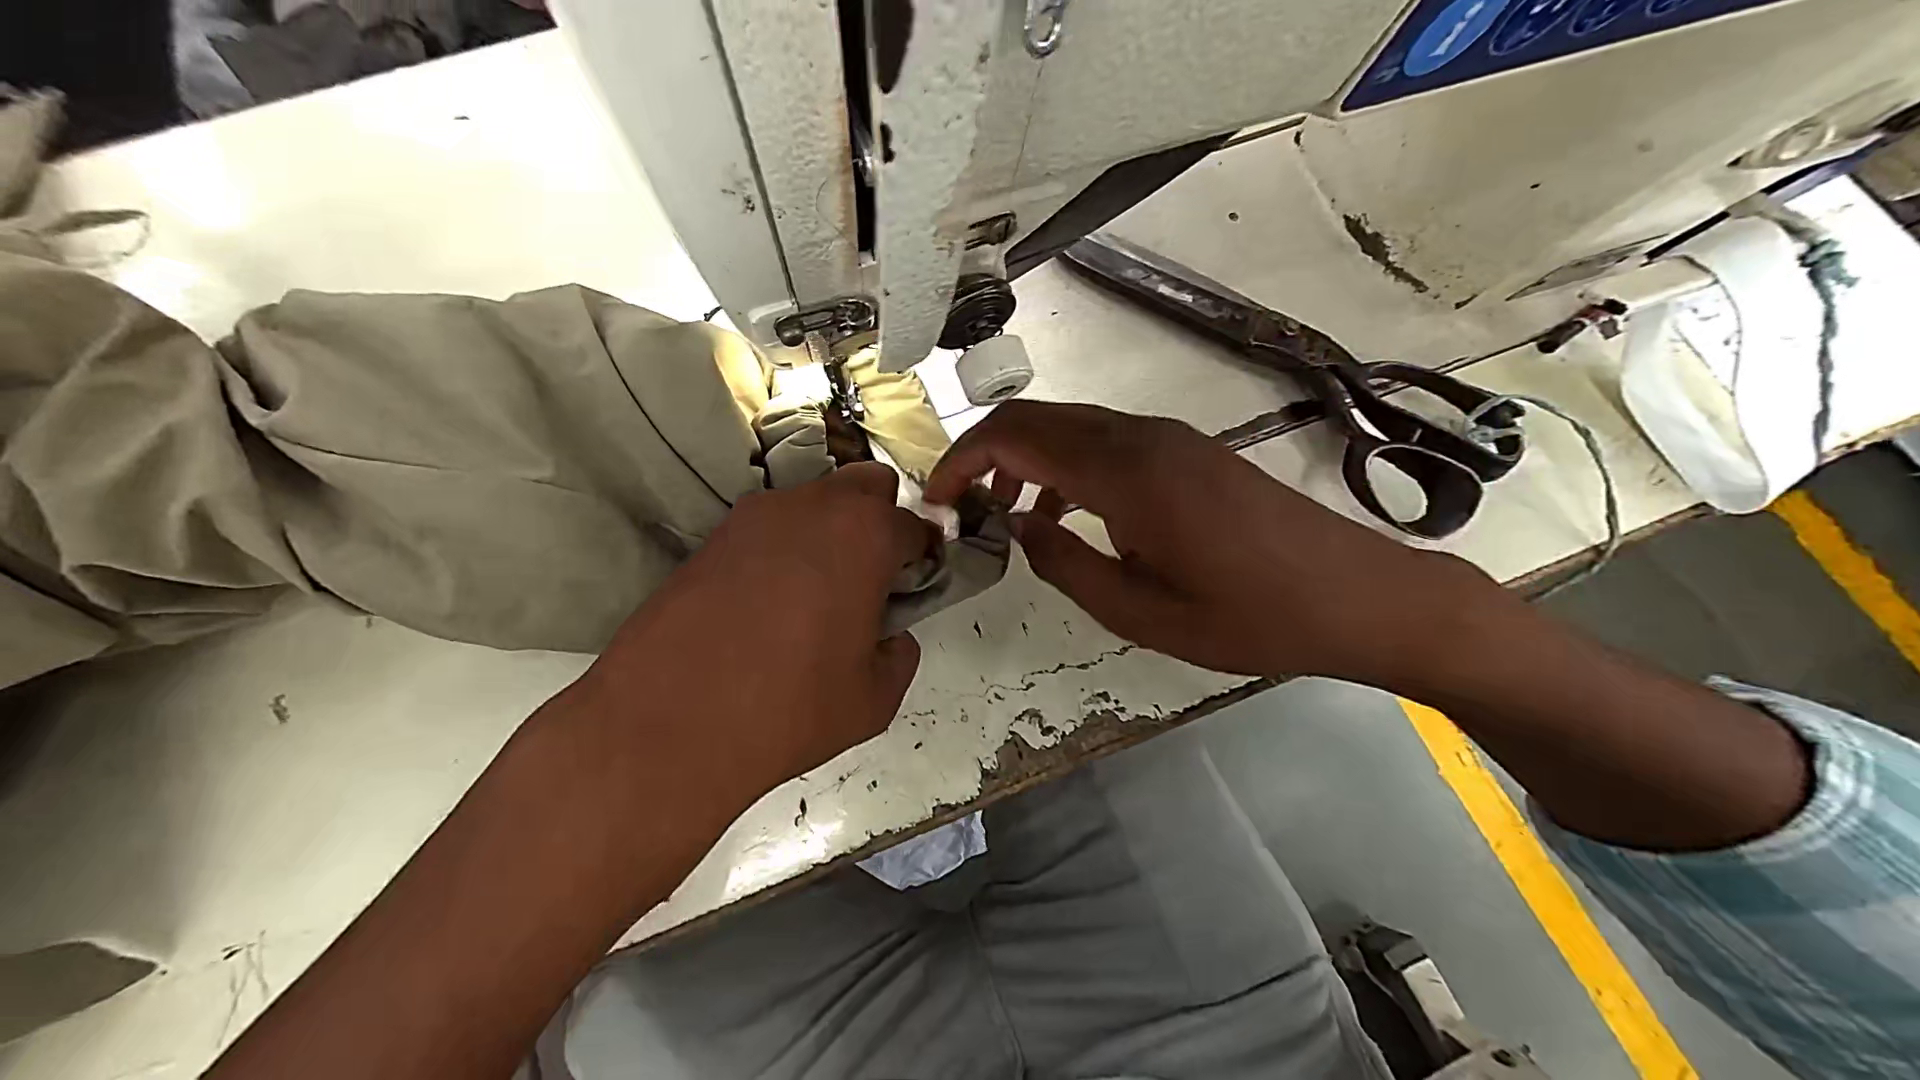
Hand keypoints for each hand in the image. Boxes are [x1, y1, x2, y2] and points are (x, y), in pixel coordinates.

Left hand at [569, 462, 933, 815]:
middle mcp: (812, 507)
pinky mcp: (713, 536)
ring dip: (830, 533)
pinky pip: (769, 528)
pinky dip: (784, 550)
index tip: (916, 587)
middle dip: (882, 521)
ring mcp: (755, 516)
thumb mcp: (874, 698)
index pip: (916, 525)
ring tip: (814, 598)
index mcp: (864, 535)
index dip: (924, 557)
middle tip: (871, 579)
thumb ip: (899, 655)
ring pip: (814, 503)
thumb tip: (889, 637)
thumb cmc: (787, 708)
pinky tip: (769, 603)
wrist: (664, 725)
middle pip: (867, 485)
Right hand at [925, 401, 1510, 687]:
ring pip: (1069, 426)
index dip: (961, 462)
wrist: (1354, 595)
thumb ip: (1063, 564)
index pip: (1014, 437)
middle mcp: (1141, 437)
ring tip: (1008, 517)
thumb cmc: (1248, 616)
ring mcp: (1168, 438)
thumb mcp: (1139, 612)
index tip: (936, 501)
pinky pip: (1105, 441)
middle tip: (962, 509)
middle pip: (1036, 418)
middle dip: (984, 455)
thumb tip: (1016, 526)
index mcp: (1124, 473)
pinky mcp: (1187, 450)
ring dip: (1025, 460)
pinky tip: (1068, 514)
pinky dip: (1066, 466)